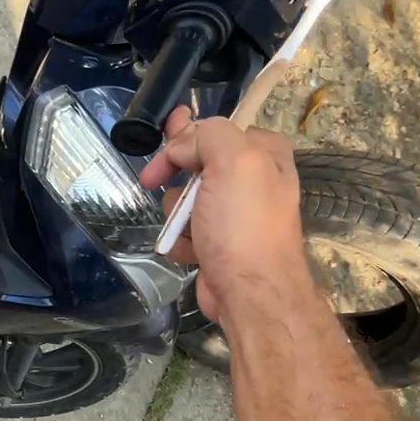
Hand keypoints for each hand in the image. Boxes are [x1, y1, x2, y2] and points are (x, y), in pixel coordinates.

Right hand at [137, 107, 310, 324]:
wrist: (249, 289)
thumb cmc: (243, 224)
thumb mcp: (234, 161)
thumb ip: (208, 136)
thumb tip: (181, 148)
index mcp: (263, 152)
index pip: (213, 131)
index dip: (183, 140)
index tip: (159, 156)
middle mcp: (251, 179)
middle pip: (194, 166)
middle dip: (176, 180)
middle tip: (157, 186)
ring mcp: (233, 212)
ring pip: (184, 200)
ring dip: (176, 215)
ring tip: (186, 229)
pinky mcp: (217, 241)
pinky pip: (184, 231)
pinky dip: (180, 240)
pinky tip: (189, 249)